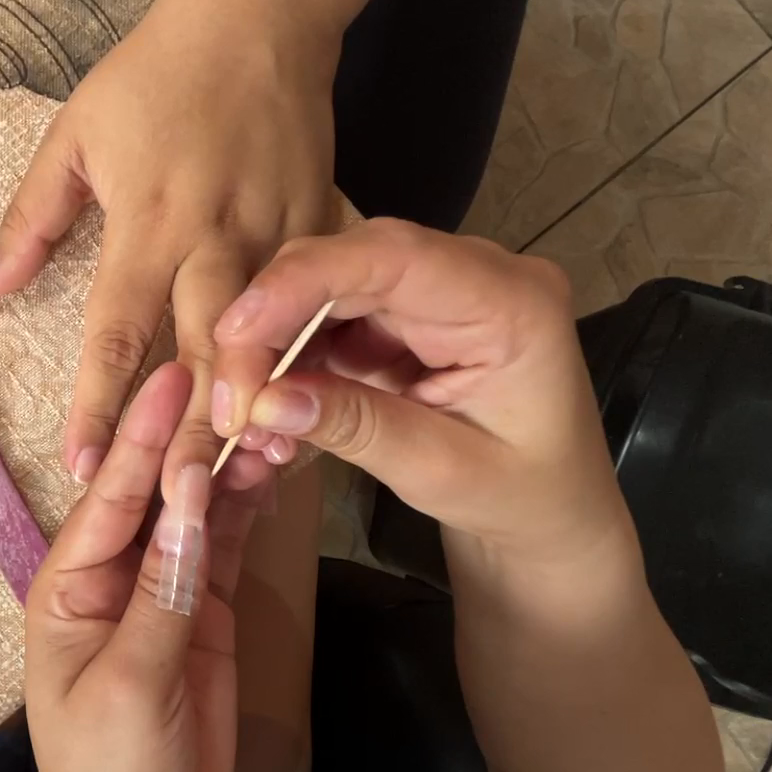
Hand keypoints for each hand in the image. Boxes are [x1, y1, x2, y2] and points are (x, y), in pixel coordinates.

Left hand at [0, 0, 341, 486]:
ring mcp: (280, 237)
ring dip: (259, 408)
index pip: (117, 333)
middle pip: (205, 351)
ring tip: (247, 475)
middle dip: (194, 429)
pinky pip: (325, 303)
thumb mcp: (73, 138)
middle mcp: (216, 242)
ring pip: (272, 338)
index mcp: (149, 225)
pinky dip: (317, 356)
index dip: (96, 404)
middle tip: (181, 501)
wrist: (255, 21)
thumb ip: (33, 219)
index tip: (80, 466)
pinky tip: (312, 409)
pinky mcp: (325, 229)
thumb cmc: (154, 80)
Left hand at [23, 362, 272, 771]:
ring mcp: (162, 586)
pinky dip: (245, 510)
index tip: (175, 377)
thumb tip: (192, 502)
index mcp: (72, 582)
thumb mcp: (129, 684)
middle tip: (236, 376)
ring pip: (197, 513)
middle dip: (190, 439)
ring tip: (270, 416)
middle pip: (156, 493)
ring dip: (228, 468)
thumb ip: (163, 593)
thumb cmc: (105, 768)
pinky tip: (270, 469)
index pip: (111, 498)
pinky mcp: (201, 608)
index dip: (145, 438)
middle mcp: (114, 570)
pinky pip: (223, 548)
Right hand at [212, 219, 628, 562]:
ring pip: (320, 290)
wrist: (544, 513)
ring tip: (241, 413)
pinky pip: (320, 322)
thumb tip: (263, 403)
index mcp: (507, 301)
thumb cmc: (519, 497)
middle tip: (227, 396)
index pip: (392, 258)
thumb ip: (357, 428)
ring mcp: (426, 296)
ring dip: (267, 346)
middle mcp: (466, 278)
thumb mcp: (441, 472)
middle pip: (343, 265)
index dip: (302, 282)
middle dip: (269, 322)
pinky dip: (282, 362)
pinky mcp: (394, 320)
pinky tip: (266, 407)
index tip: (234, 332)